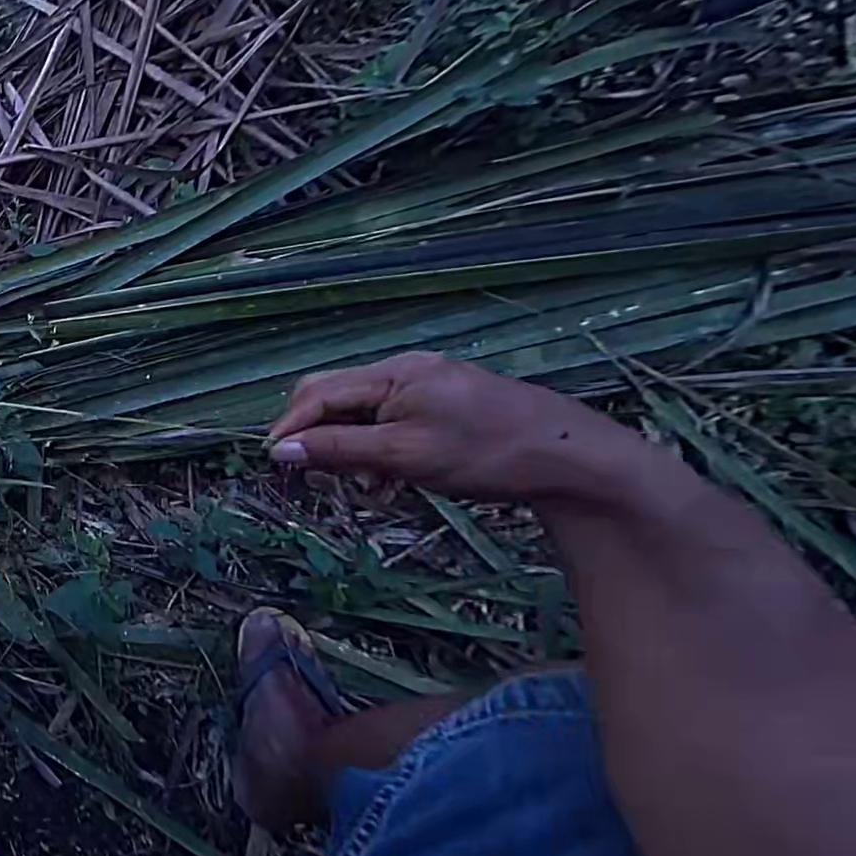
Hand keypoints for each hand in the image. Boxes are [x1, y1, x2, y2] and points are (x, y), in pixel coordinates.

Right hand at [266, 352, 653, 503]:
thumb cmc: (488, 454)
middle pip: (331, 398)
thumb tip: (278, 450)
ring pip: (355, 413)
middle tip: (321, 477)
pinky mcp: (438, 404)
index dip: (289, 427)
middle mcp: (403, 370)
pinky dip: (373, 449)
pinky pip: (383, 421)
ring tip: (367, 484)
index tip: (274, 462)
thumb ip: (336, 449)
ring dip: (346, 449)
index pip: (318, 394)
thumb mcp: (403, 455)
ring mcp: (423, 385)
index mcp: (395, 373)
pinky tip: (388, 475)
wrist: (581, 463)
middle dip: (317, 437)